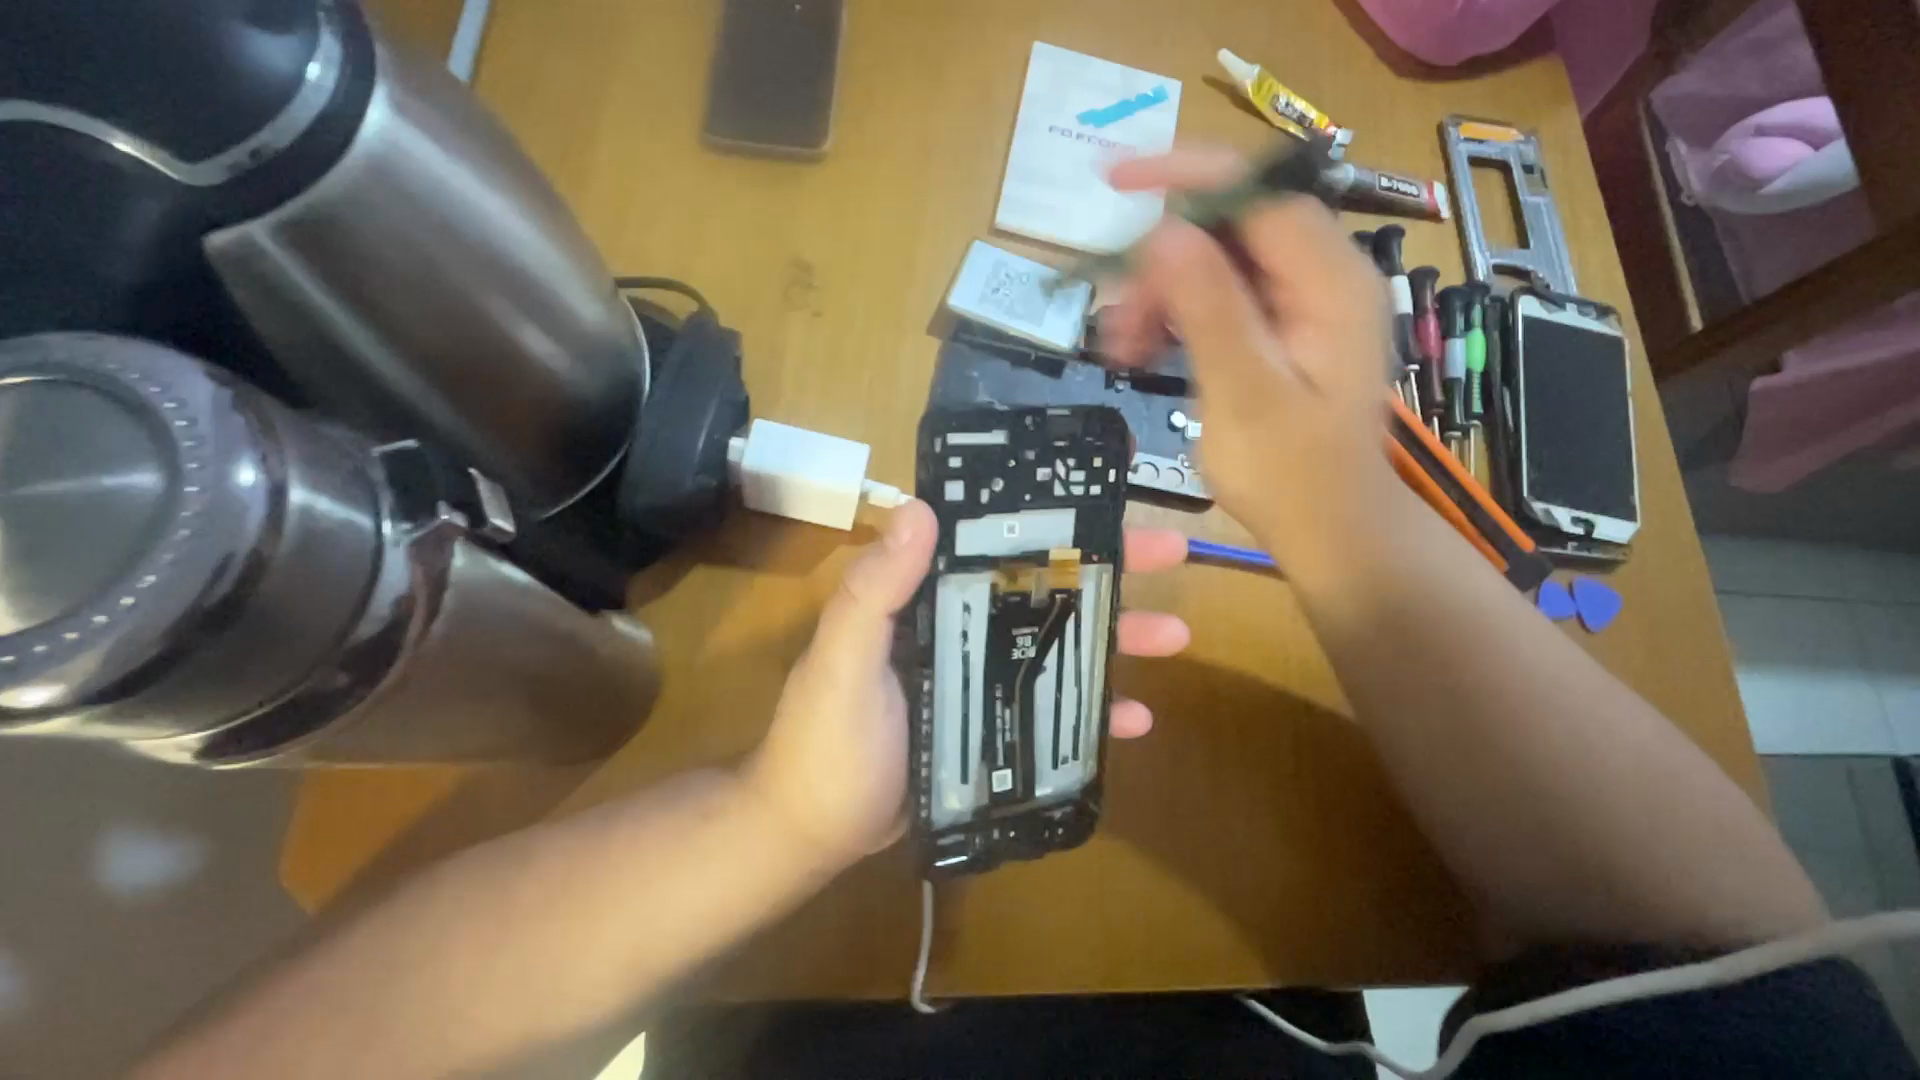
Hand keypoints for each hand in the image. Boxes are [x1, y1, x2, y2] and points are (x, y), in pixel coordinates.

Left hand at [744, 500, 1191, 866]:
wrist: (814, 832)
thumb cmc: (825, 741)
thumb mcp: (843, 659)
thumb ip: (873, 590)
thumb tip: (919, 507)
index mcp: (925, 598)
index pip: (994, 542)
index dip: (1050, 518)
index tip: (1105, 500)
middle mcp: (959, 626)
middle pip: (1043, 588)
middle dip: (1106, 569)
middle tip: (1172, 553)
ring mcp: (981, 679)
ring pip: (1060, 645)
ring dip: (1116, 636)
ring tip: (1176, 635)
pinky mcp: (995, 728)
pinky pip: (1056, 710)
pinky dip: (1097, 711)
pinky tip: (1140, 718)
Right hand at [1099, 149, 1399, 547]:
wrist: (1329, 530)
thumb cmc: (1292, 476)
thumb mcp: (1245, 394)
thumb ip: (1210, 309)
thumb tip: (1164, 232)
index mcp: (1328, 283)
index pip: (1259, 192)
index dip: (1188, 174)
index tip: (1115, 181)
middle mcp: (1319, 277)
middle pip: (1230, 225)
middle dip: (1162, 260)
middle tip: (1115, 317)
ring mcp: (1298, 302)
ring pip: (1215, 261)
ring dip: (1160, 293)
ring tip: (1121, 346)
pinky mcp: (1277, 327)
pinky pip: (1218, 296)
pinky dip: (1175, 315)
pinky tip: (1142, 348)